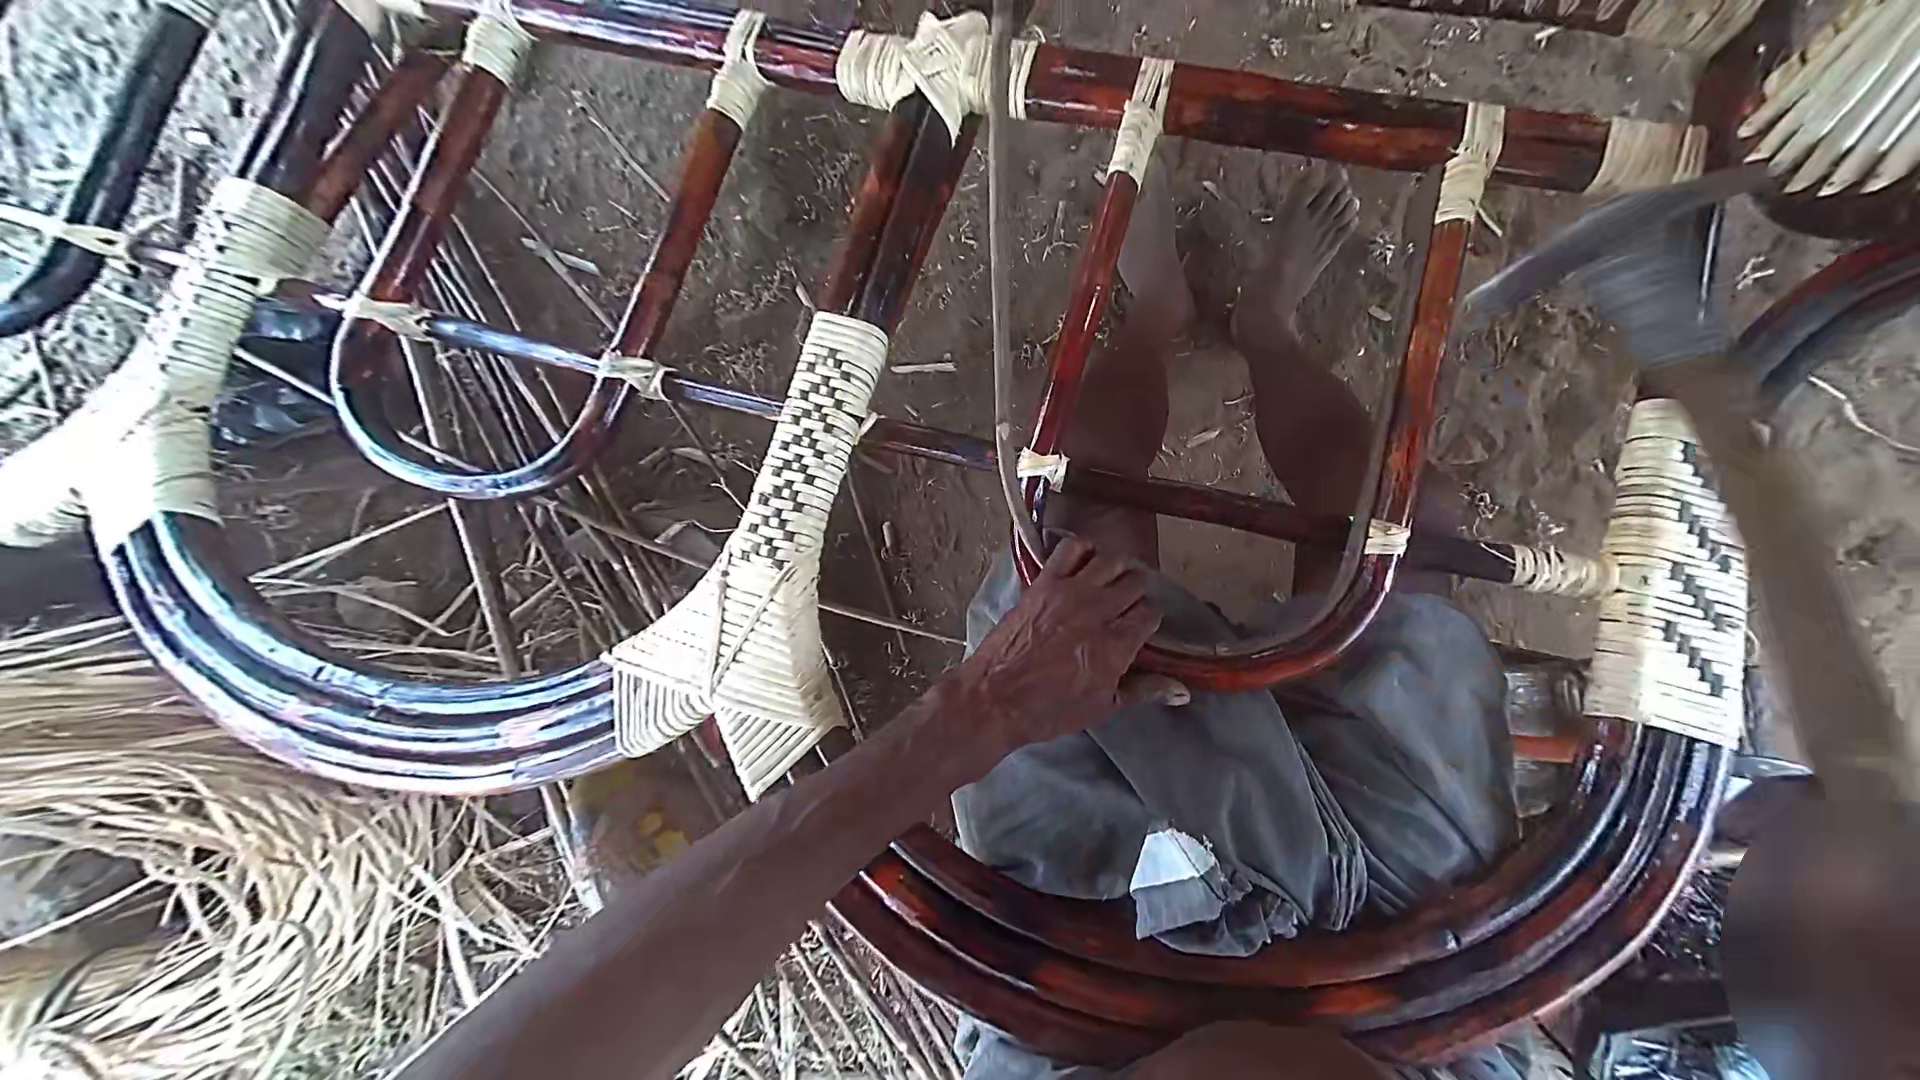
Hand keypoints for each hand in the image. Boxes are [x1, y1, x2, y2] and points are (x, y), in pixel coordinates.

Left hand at [958, 537, 1186, 758]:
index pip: (1150, 613)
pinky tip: (1084, 562)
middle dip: (1135, 591)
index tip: (1140, 623)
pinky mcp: (1043, 582)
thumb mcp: (1102, 707)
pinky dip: (1083, 549)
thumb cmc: (1049, 709)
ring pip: (1110, 561)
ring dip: (1115, 568)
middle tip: (1125, 601)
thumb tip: (1182, 689)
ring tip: (1108, 580)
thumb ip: (1143, 690)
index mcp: (1117, 644)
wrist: (996, 697)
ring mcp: (1070, 592)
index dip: (1149, 617)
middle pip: (1134, 582)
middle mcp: (1098, 611)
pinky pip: (1071, 548)